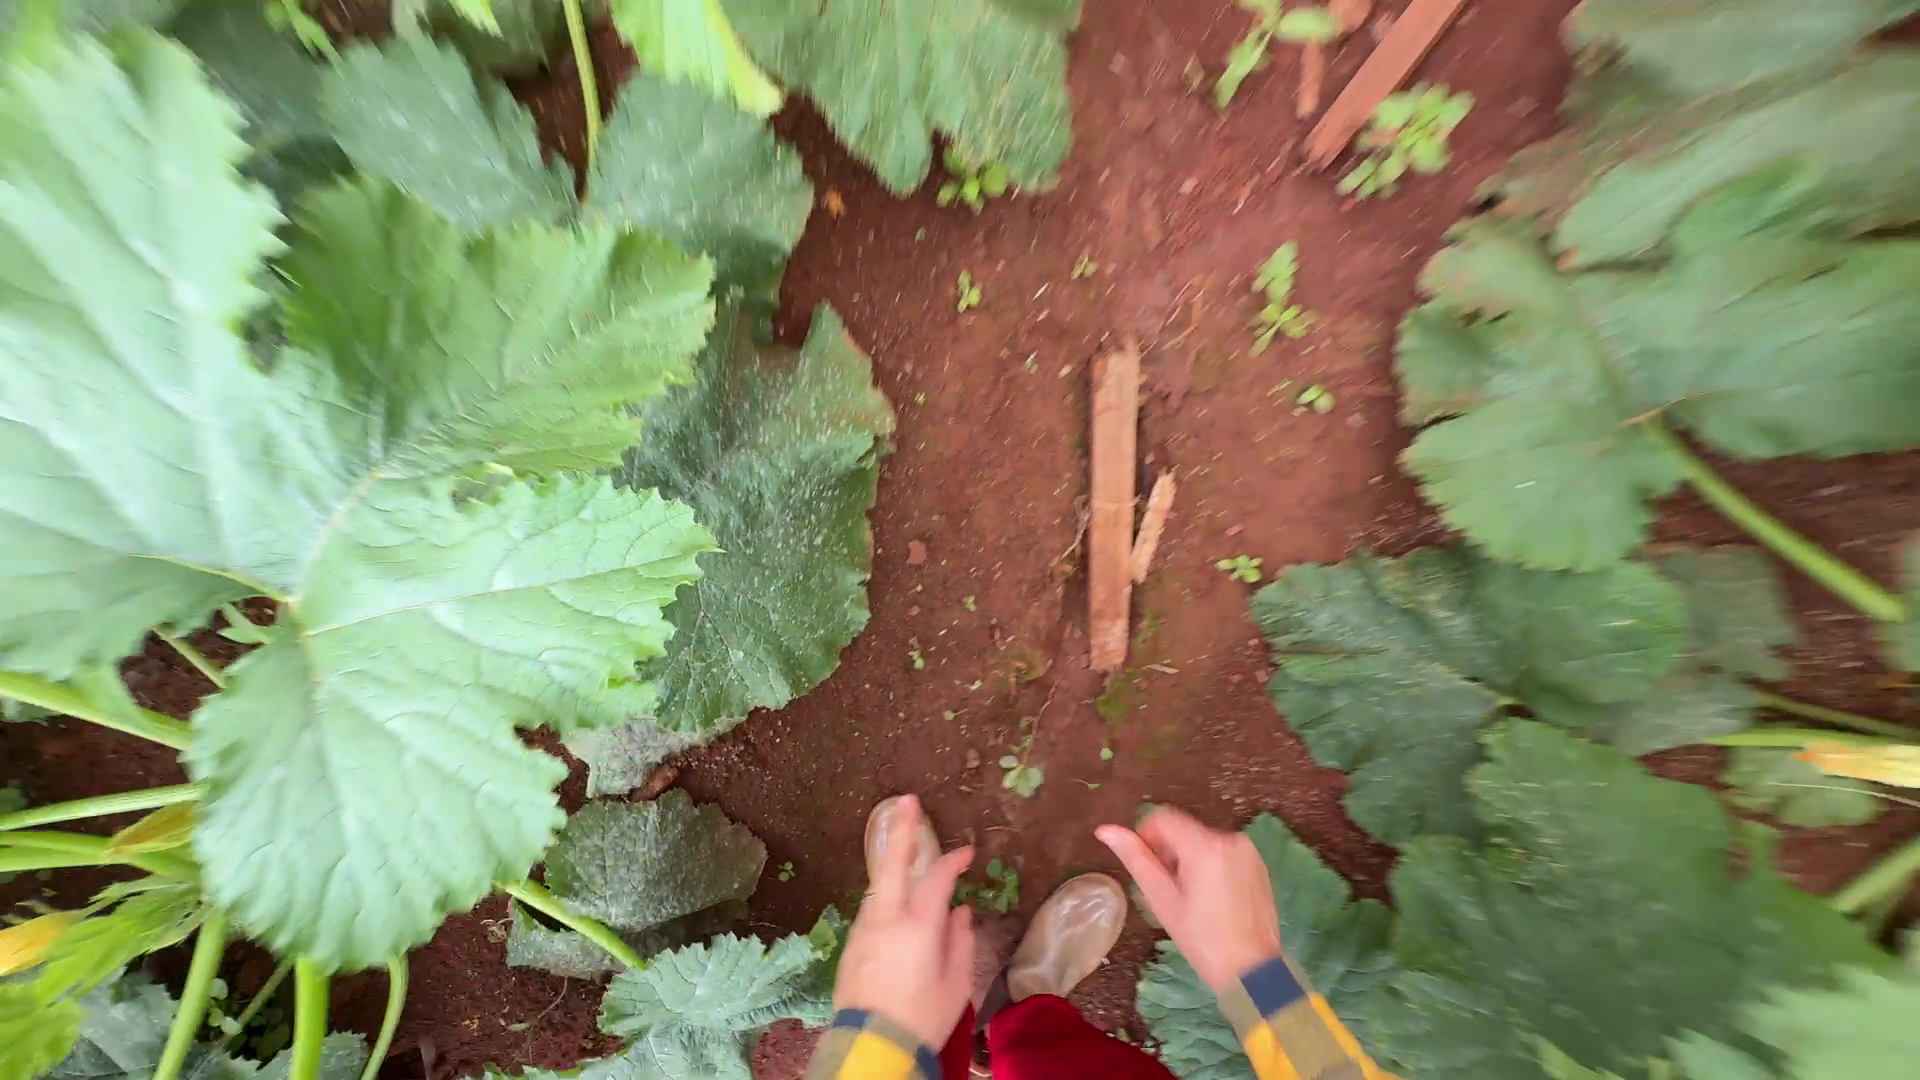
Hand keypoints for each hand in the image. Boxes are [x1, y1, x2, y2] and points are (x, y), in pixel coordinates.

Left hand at [832, 796, 975, 1047]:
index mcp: (919, 925)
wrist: (873, 1050)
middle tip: (907, 800)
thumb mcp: (956, 984)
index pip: (938, 878)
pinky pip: (872, 907)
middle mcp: (888, 917)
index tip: (968, 852)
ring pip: (879, 884)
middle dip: (902, 828)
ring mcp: (865, 928)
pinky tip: (893, 899)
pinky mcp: (851, 944)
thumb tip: (960, 911)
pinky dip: (884, 893)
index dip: (954, 860)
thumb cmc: (923, 1018)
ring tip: (903, 850)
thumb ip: (960, 941)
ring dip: (892, 863)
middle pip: (894, 862)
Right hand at [1096, 806, 1281, 992]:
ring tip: (1190, 897)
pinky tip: (1211, 898)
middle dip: (1169, 852)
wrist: (1255, 975)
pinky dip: (1210, 865)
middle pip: (1183, 829)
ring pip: (1202, 840)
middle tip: (1168, 890)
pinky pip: (1222, 851)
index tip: (1149, 869)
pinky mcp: (1258, 863)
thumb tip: (1105, 829)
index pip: (1163, 818)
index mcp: (1204, 845)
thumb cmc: (1202, 940)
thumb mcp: (1162, 901)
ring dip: (1189, 858)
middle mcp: (1229, 837)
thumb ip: (1135, 858)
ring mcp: (1247, 850)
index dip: (1147, 838)